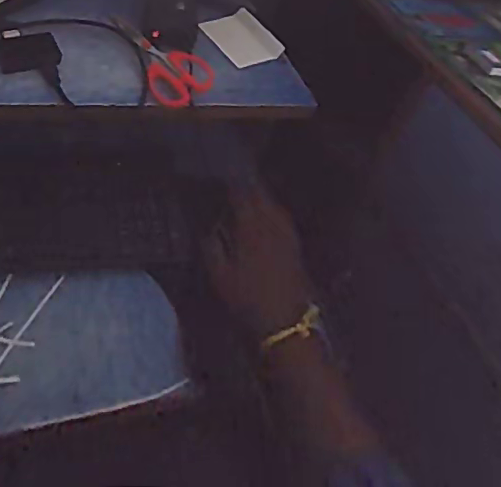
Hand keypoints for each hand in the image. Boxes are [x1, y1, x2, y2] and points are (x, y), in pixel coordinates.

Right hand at [202, 183, 315, 339]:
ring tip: (249, 190)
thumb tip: (206, 227)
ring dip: (262, 195)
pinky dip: (274, 209)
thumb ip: (210, 247)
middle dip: (247, 185)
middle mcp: (270, 226)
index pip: (241, 196)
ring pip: (274, 205)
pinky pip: (283, 218)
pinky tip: (269, 213)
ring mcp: (286, 236)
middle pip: (260, 196)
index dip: (231, 184)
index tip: (220, 176)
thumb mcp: (219, 276)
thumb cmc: (248, 299)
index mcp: (250, 228)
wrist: (286, 325)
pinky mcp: (295, 248)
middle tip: (234, 179)